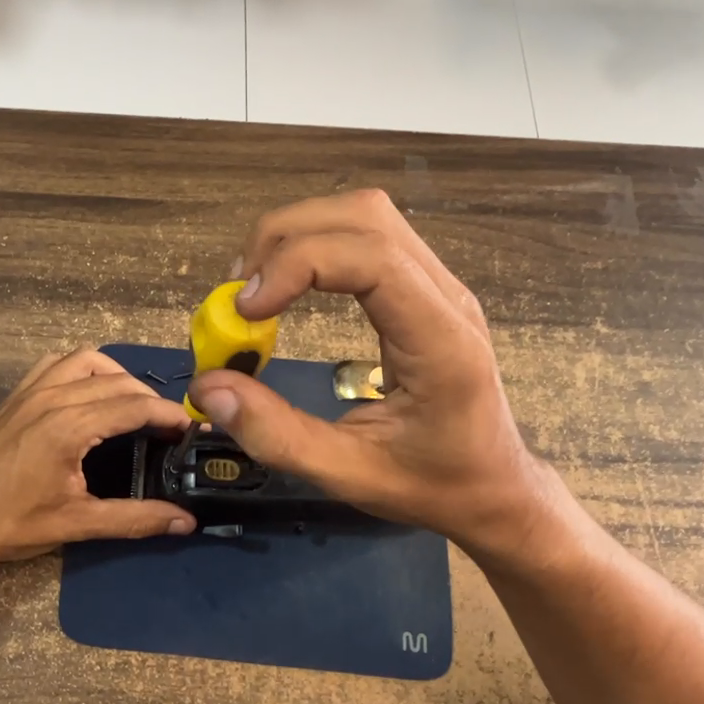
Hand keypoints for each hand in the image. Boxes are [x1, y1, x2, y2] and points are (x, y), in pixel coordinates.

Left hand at [0, 348, 196, 578]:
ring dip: (117, 376)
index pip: (135, 405)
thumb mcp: (78, 524)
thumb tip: (185, 521)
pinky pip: (56, 364)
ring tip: (133, 406)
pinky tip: (88, 394)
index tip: (192, 429)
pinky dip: (81, 370)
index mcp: (70, 425)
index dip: (170, 415)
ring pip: (86, 361)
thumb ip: (136, 519)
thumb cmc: (11, 525)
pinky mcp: (15, 396)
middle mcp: (52, 396)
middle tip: (168, 427)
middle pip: (117, 381)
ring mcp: (30, 391)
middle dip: (150, 398)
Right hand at [189, 189, 560, 569]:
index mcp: (440, 342)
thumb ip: (276, 435)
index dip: (296, 265)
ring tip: (256, 287)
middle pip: (364, 216)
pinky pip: (367, 237)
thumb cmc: (432, 486)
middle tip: (239, 295)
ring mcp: (439, 286)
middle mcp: (446, 296)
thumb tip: (207, 387)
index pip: (371, 258)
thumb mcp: (348, 475)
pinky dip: (316, 246)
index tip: (244, 311)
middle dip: (286, 238)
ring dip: (298, 235)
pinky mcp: (423, 287)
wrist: (495, 489)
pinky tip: (288, 285)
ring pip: (365, 214)